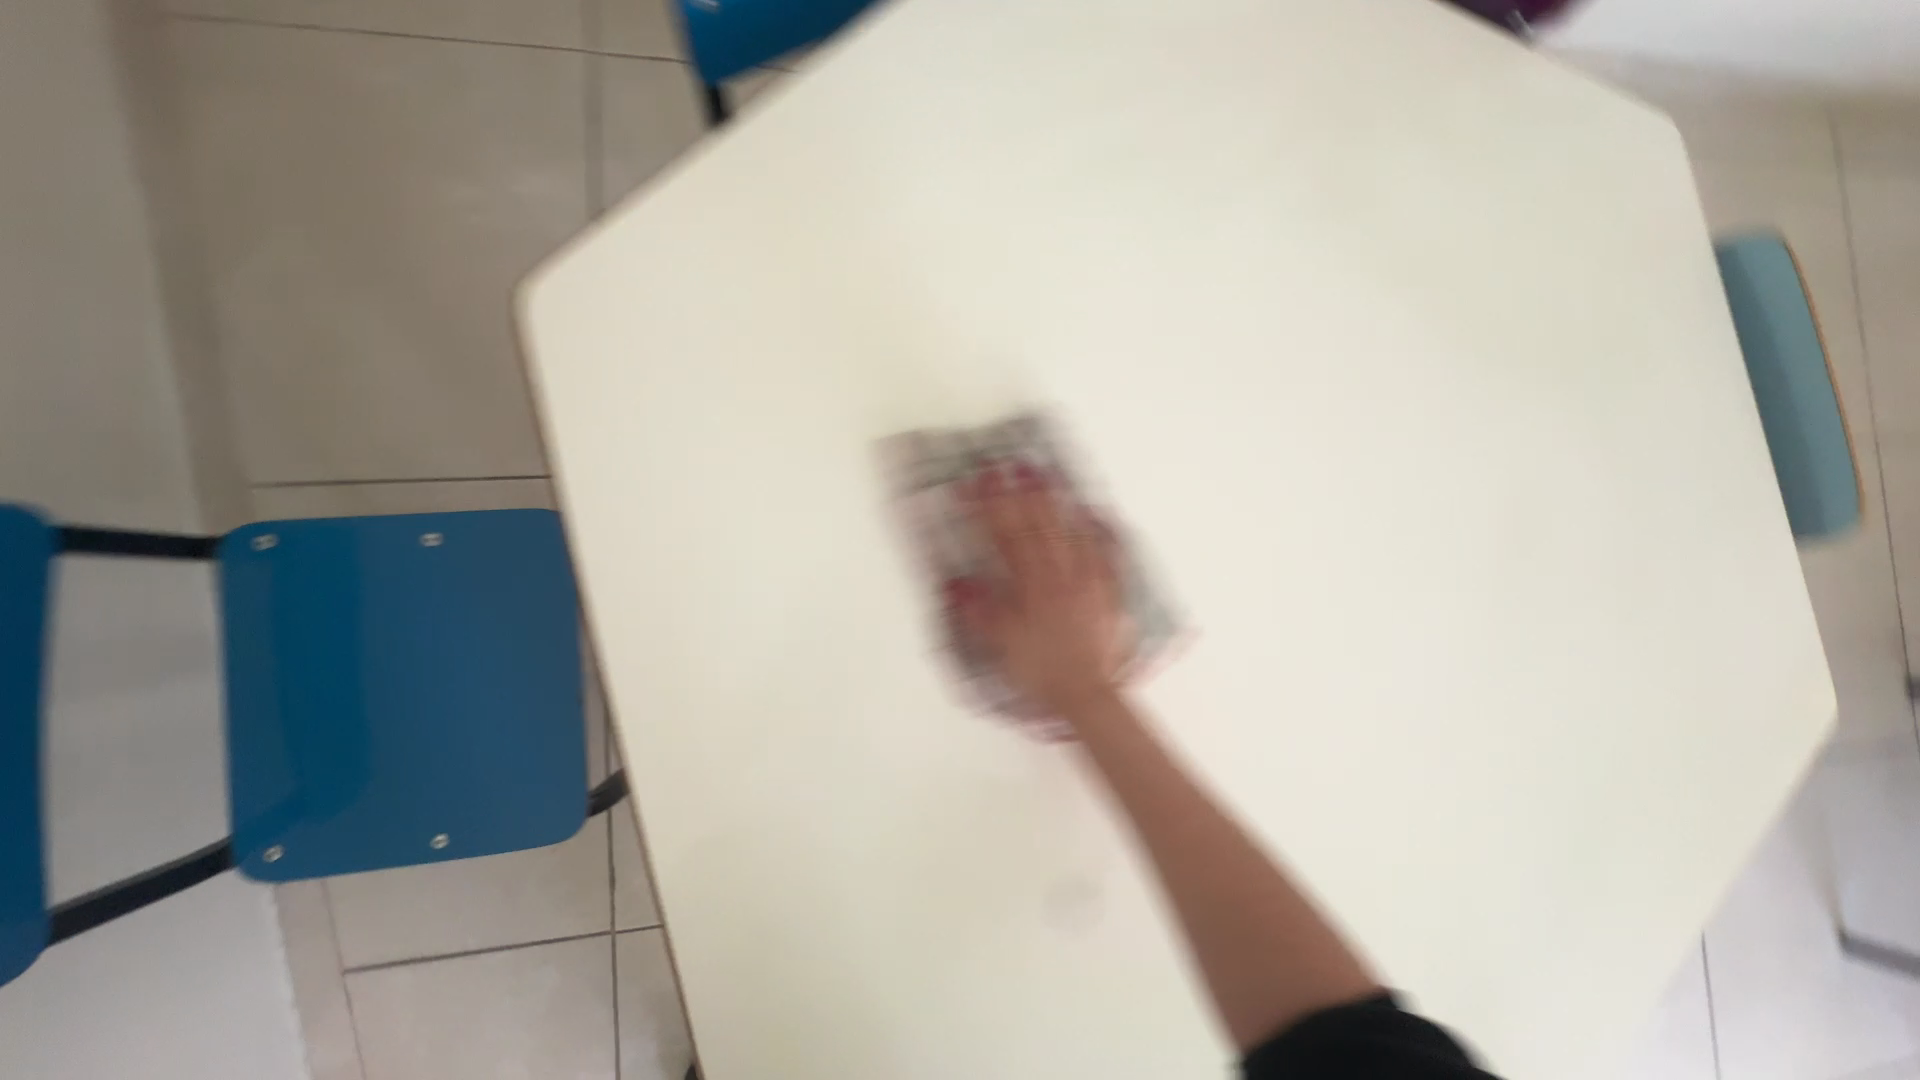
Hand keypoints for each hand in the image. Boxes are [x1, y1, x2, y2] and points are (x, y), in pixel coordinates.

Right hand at [952, 462, 1130, 719]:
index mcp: (1029, 586)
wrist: (1086, 693)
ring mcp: (1087, 581)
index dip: (989, 506)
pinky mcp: (1108, 592)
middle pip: (1038, 526)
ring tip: (1048, 474)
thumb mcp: (1000, 644)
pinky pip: (1106, 554)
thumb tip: (956, 579)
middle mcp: (1059, 576)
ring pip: (1071, 532)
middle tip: (1011, 464)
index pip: (1005, 536)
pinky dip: (1100, 530)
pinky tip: (1095, 512)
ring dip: (1057, 501)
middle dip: (1022, 492)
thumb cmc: (1040, 671)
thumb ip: (979, 609)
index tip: (977, 481)